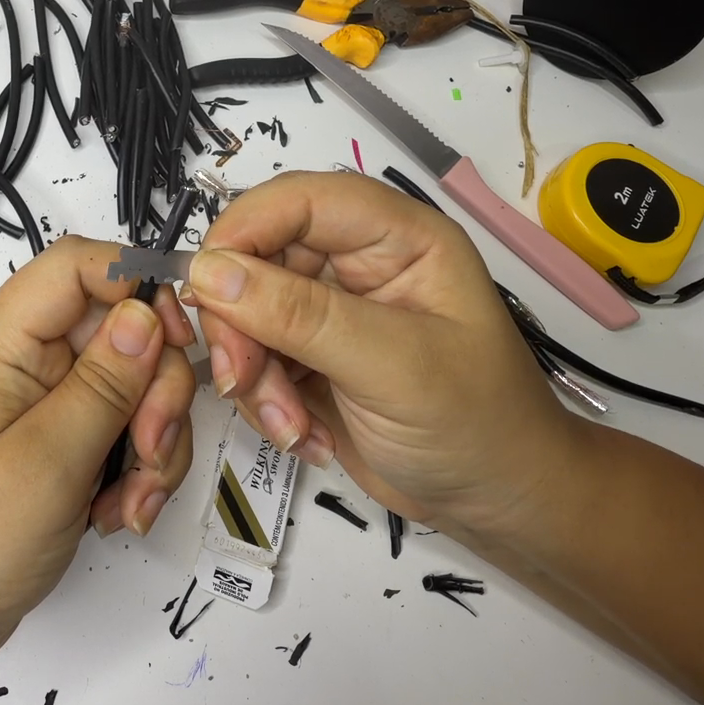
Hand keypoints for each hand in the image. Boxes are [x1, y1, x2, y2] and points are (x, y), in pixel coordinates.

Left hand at [0, 236, 198, 682]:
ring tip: (131, 505)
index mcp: (7, 345)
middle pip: (122, 330)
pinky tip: (118, 514)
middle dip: (155, 391)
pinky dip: (137, 471)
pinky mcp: (65, 443)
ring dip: (152, 443)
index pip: (76, 266)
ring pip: (134, 386)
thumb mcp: (47, 459)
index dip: (135, 282)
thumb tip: (147, 313)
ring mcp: (50, 405)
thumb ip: (104, 384)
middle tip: (150, 452)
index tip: (178, 336)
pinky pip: (124, 432)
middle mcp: (31, 363)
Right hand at [187, 171, 579, 536]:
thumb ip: (300, 316)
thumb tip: (208, 272)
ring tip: (291, 425)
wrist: (497, 503)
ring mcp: (327, 308)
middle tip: (242, 381)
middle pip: (256, 257)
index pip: (298, 201)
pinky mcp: (305, 352)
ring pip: (243, 310)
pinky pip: (251, 354)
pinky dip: (260, 397)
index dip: (243, 232)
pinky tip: (301, 433)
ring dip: (251, 372)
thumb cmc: (476, 426)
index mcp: (395, 236)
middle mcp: (354, 261)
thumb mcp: (393, 367)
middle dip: (242, 324)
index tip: (206, 289)